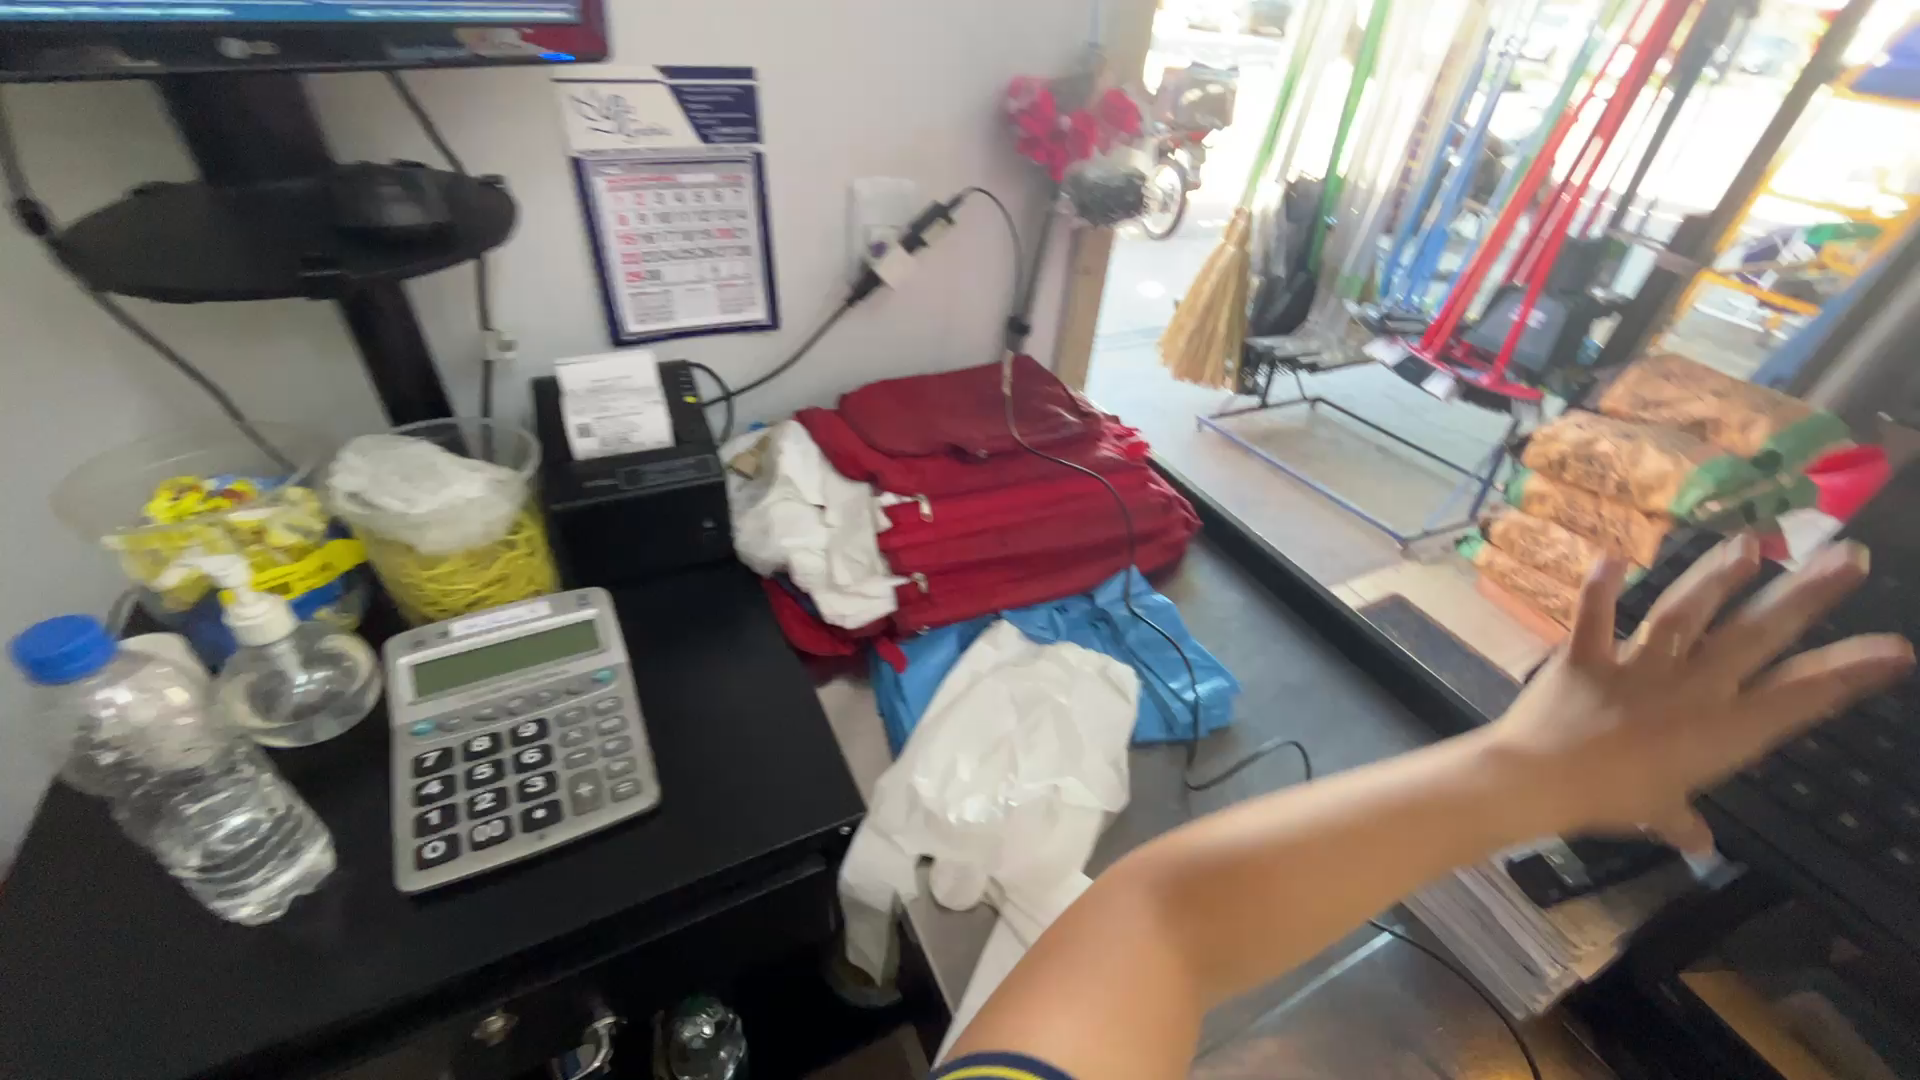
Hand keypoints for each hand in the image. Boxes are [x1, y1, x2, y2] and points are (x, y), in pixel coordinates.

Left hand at [1490, 534, 1913, 853]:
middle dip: (1803, 596)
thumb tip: (1697, 841)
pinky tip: (1612, 554)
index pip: (1799, 698)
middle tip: (1846, 556)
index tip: (1894, 646)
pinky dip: (1599, 587)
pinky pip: (1592, 617)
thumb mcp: (1654, 813)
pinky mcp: (1581, 657)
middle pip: (1753, 637)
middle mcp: (1686, 691)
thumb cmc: (1603, 801)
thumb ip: (1679, 820)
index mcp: (1721, 733)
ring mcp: (1633, 669)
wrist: (1536, 780)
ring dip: (1716, 577)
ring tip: (1749, 542)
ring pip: (1682, 615)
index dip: (1847, 671)